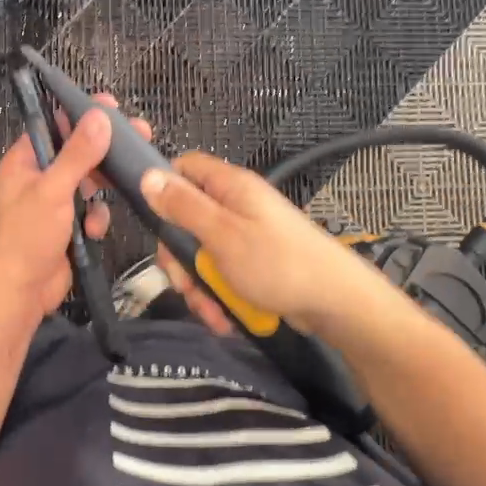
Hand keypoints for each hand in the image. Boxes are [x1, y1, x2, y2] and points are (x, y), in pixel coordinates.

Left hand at [0, 95, 150, 321]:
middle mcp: (38, 177)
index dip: (82, 114)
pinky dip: (96, 218)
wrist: (20, 292)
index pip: (55, 125)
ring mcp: (53, 203)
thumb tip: (100, 116)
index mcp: (24, 161)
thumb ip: (78, 153)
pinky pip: (91, 211)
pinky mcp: (67, 226)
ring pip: (88, 182)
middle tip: (141, 135)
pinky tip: (92, 231)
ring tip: (128, 181)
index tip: (113, 106)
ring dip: (102, 189)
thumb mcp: (53, 190)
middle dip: (105, 150)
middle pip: (78, 152)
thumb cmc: (28, 236)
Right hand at [141, 151, 394, 338]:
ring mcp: (246, 235)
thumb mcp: (222, 235)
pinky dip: (218, 296)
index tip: (155, 222)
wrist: (338, 305)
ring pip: (201, 254)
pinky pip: (221, 274)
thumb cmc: (278, 264)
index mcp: (230, 187)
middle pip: (186, 220)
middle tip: (185, 283)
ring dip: (198, 285)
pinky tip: (225, 318)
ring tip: (211, 311)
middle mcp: (237, 205)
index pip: (184, 168)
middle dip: (179, 258)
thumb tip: (148, 176)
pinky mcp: (254, 263)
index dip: (163, 189)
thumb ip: (183, 206)